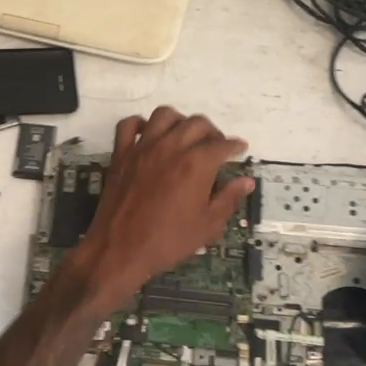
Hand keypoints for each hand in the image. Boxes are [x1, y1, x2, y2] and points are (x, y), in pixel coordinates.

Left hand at [61, 106, 255, 312]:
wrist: (120, 250)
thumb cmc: (168, 241)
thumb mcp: (207, 226)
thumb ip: (228, 199)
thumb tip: (246, 181)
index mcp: (196, 164)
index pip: (222, 144)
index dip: (234, 146)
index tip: (239, 149)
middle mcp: (170, 147)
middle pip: (196, 124)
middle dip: (212, 132)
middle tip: (215, 147)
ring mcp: (142, 148)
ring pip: (164, 115)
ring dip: (180, 121)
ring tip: (185, 136)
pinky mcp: (120, 154)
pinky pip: (128, 125)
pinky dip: (140, 124)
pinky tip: (149, 134)